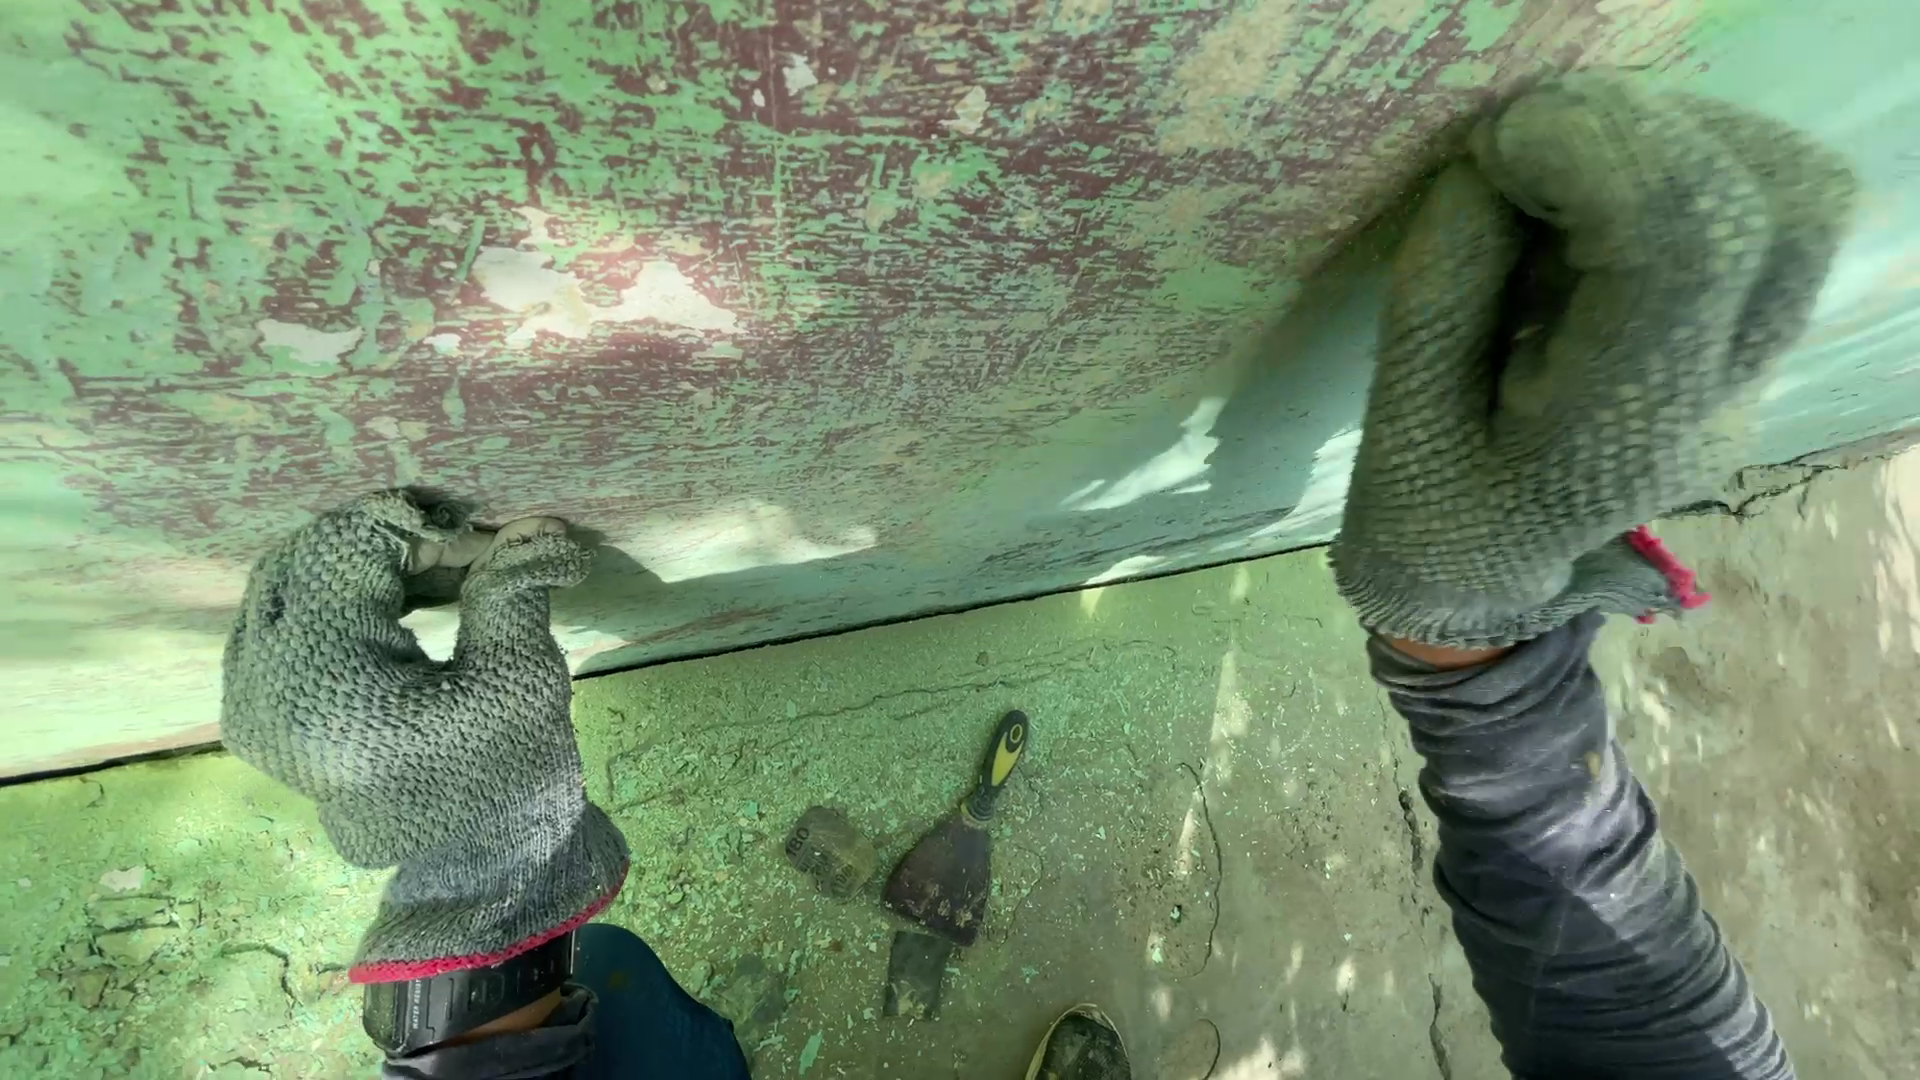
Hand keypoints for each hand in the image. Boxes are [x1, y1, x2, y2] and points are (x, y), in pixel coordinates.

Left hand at [221, 490, 627, 982]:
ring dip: (376, 562)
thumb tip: (541, 524)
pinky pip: (293, 619)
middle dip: (395, 536)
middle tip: (475, 545)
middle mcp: (261, 684)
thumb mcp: (521, 673)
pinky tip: (418, 600)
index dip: (424, 524)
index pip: (349, 550)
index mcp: (320, 676)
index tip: (494, 533)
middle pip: (307, 558)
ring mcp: (253, 700)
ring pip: (295, 583)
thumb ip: (515, 586)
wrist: (479, 852)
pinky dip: (356, 594)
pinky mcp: (270, 708)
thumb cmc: (508, 766)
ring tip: (454, 570)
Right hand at [1331, 72, 1853, 646]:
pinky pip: (1758, 229)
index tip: (1495, 137)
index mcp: (1614, 432)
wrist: (1475, 579)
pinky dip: (1676, 180)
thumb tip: (1487, 166)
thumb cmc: (1418, 514)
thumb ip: (1443, 289)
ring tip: (1556, 164)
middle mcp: (1718, 400)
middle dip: (1651, 131)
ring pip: (1794, 204)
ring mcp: (1747, 378)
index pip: (1685, 249)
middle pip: (1781, 204)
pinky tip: (1586, 205)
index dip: (1602, 153)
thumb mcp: (1398, 412)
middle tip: (1528, 138)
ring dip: (1675, 144)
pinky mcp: (1739, 356)